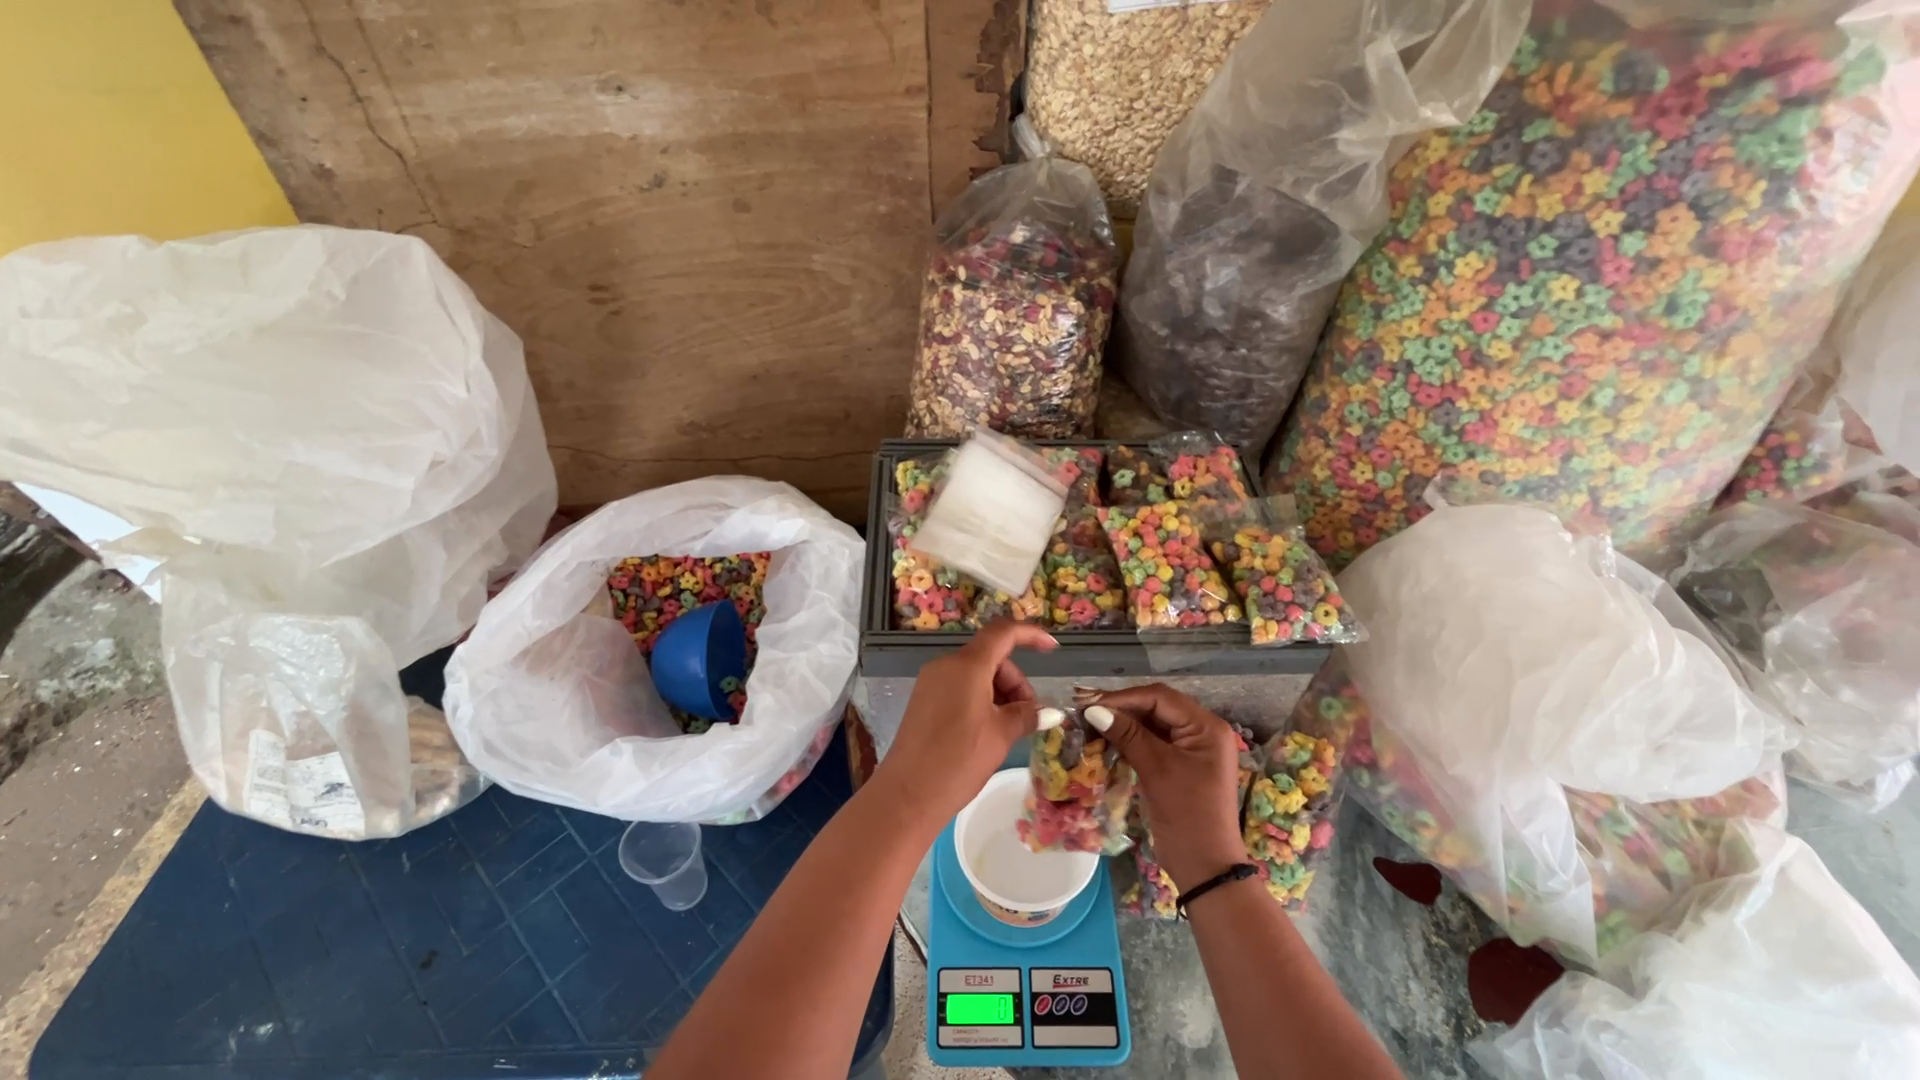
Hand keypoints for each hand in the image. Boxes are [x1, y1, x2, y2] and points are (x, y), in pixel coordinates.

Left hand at [876, 620, 1057, 827]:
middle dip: (1015, 682)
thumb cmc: (958, 760)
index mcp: (966, 666)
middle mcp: (945, 665)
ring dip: (999, 694)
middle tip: (1027, 718)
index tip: (1052, 649)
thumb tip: (1051, 712)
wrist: (907, 795)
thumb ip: (1027, 715)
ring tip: (1007, 730)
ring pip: (976, 674)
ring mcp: (931, 682)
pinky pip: (960, 688)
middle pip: (991, 657)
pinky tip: (987, 731)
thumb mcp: (1001, 736)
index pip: (1003, 633)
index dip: (1030, 635)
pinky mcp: (923, 701)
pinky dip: (981, 701)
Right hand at [1079, 683, 1245, 891]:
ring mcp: (1193, 749)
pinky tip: (1107, 741)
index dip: (1123, 698)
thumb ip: (1127, 735)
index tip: (1090, 705)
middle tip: (1086, 711)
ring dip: (1124, 724)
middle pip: (1157, 708)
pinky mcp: (1181, 765)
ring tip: (1091, 724)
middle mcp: (1203, 731)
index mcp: (1207, 726)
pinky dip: (1131, 741)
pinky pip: (1154, 743)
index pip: (1160, 698)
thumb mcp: (1157, 770)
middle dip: (1122, 708)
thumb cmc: (1187, 814)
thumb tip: (1093, 709)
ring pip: (1153, 724)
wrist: (1205, 867)